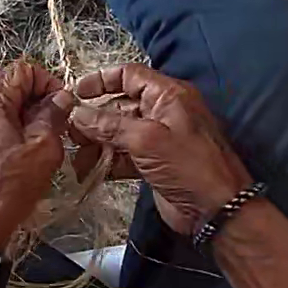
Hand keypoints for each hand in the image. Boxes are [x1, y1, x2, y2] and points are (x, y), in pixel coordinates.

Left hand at [0, 61, 74, 251]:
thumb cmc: (8, 186)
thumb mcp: (44, 145)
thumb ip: (54, 114)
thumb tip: (62, 98)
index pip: (23, 70)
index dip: (47, 82)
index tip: (60, 102)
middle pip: (15, 83)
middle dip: (39, 98)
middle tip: (57, 120)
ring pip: (10, 102)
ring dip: (31, 113)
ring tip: (45, 136)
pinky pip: (2, 118)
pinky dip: (19, 124)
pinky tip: (31, 145)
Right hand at [68, 64, 254, 234]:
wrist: (217, 211)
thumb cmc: (188, 166)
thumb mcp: (146, 139)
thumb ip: (109, 124)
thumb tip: (76, 114)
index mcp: (168, 95)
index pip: (129, 75)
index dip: (100, 80)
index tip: (75, 93)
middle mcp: (162, 112)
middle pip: (119, 105)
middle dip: (93, 118)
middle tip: (69, 132)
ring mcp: (158, 138)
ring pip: (118, 132)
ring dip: (96, 142)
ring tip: (77, 156)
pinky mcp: (153, 162)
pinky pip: (123, 154)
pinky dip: (106, 161)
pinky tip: (90, 171)